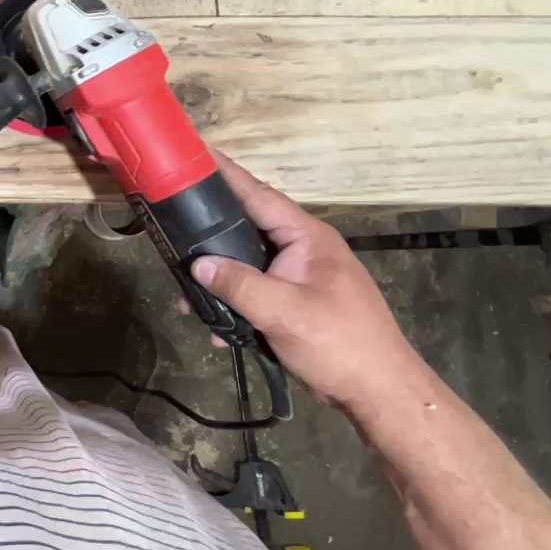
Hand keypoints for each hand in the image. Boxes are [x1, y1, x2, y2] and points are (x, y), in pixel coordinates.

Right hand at [188, 153, 429, 415]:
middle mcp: (302, 249)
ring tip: (186, 299)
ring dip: (216, 281)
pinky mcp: (294, 301)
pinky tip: (215, 328)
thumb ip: (237, 284)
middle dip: (207, 236)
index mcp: (307, 238)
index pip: (258, 195)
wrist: (381, 396)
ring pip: (244, 264)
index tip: (192, 153)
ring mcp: (299, 276)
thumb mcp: (283, 313)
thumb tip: (196, 264)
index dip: (225, 174)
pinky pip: (252, 291)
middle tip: (168, 228)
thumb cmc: (340, 345)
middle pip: (244, 228)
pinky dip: (231, 304)